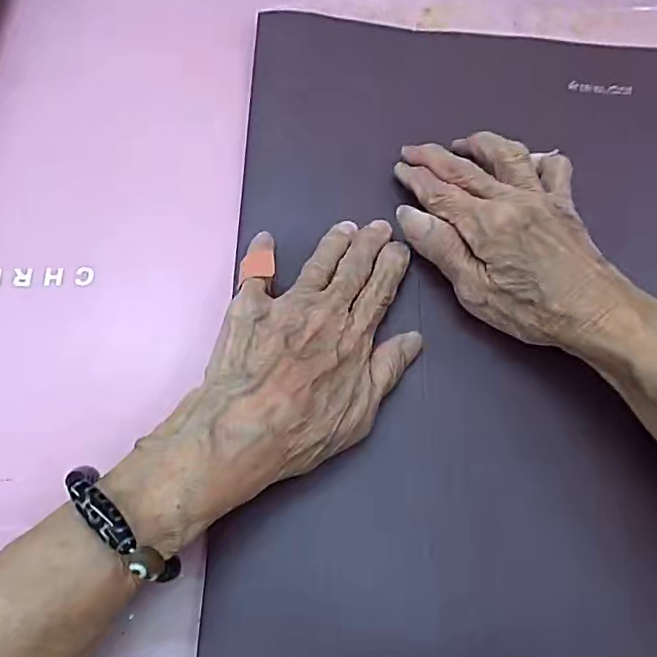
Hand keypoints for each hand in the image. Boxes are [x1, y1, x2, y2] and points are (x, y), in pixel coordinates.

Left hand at [106, 221, 422, 555]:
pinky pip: (256, 272)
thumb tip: (412, 340)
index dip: (390, 267)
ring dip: (333, 243)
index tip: (398, 249)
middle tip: (377, 226)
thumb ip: (385, 372)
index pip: (379, 292)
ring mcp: (285, 306)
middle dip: (368, 244)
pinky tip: (266, 240)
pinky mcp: (248, 308)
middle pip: (352, 270)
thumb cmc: (303, 430)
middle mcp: (324, 312)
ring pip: (316, 264)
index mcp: (354, 337)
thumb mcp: (358, 413)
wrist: (244, 426)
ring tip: (343, 228)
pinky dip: (261, 254)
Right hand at [392, 131, 652, 355]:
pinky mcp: (564, 205)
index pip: (440, 193)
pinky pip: (553, 167)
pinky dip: (537, 157)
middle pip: (466, 169)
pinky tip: (528, 159)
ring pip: (508, 156)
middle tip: (412, 150)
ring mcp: (542, 198)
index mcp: (486, 223)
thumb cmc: (532, 311)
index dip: (417, 179)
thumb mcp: (473, 290)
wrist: (596, 311)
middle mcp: (513, 200)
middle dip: (435, 157)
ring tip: (462, 142)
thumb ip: (441, 248)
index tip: (400, 169)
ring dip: (481, 144)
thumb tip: (410, 215)